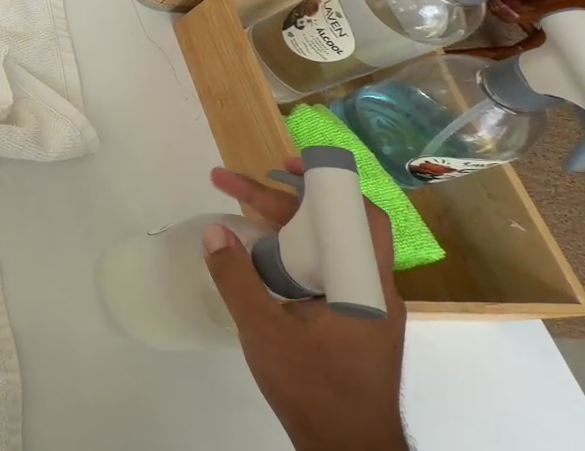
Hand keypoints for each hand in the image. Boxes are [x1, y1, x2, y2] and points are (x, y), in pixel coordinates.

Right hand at [204, 159, 407, 450]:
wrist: (348, 448)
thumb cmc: (313, 387)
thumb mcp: (264, 330)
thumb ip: (236, 277)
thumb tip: (214, 231)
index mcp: (364, 289)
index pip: (360, 218)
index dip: (326, 182)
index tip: (282, 162)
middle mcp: (371, 292)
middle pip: (332, 226)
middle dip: (280, 197)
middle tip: (227, 181)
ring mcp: (363, 309)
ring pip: (325, 248)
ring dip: (282, 223)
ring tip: (236, 209)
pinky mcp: (350, 323)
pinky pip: (321, 271)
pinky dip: (287, 251)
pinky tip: (255, 254)